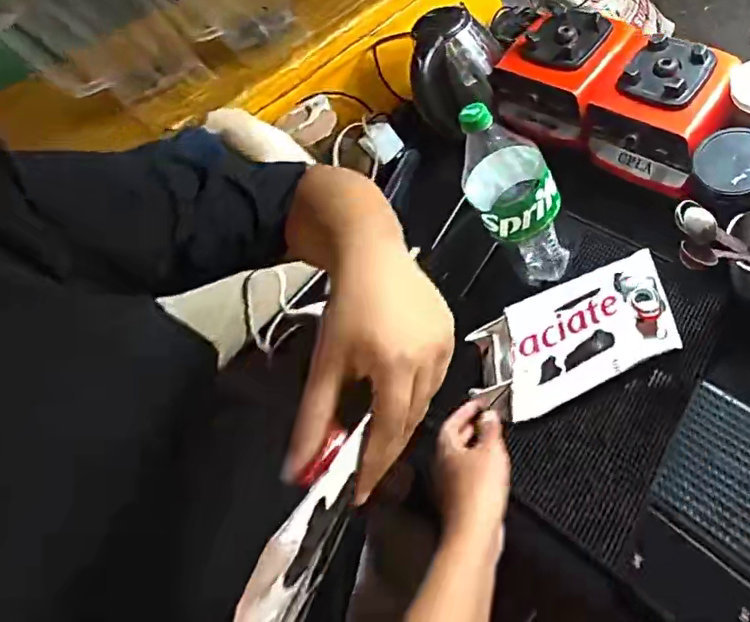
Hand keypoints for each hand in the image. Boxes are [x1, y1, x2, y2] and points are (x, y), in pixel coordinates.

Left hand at [286, 244, 454, 504]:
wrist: (375, 256)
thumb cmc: (348, 307)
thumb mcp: (325, 364)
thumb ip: (313, 419)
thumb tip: (297, 470)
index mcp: (399, 367)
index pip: (390, 431)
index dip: (375, 466)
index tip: (360, 494)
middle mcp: (431, 357)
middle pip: (413, 417)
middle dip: (389, 445)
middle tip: (366, 465)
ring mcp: (446, 342)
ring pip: (429, 396)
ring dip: (405, 417)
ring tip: (380, 426)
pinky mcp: (451, 329)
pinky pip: (439, 373)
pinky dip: (419, 390)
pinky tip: (399, 387)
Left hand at [435, 399, 510, 545]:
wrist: (475, 532)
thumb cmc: (478, 492)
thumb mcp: (491, 448)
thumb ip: (490, 428)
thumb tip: (489, 416)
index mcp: (445, 451)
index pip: (451, 422)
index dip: (466, 409)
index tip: (479, 402)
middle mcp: (442, 468)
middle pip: (453, 440)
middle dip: (470, 426)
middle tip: (486, 416)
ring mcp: (448, 486)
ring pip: (459, 457)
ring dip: (474, 444)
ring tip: (492, 437)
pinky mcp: (459, 501)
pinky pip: (466, 474)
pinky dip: (478, 464)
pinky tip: (492, 466)